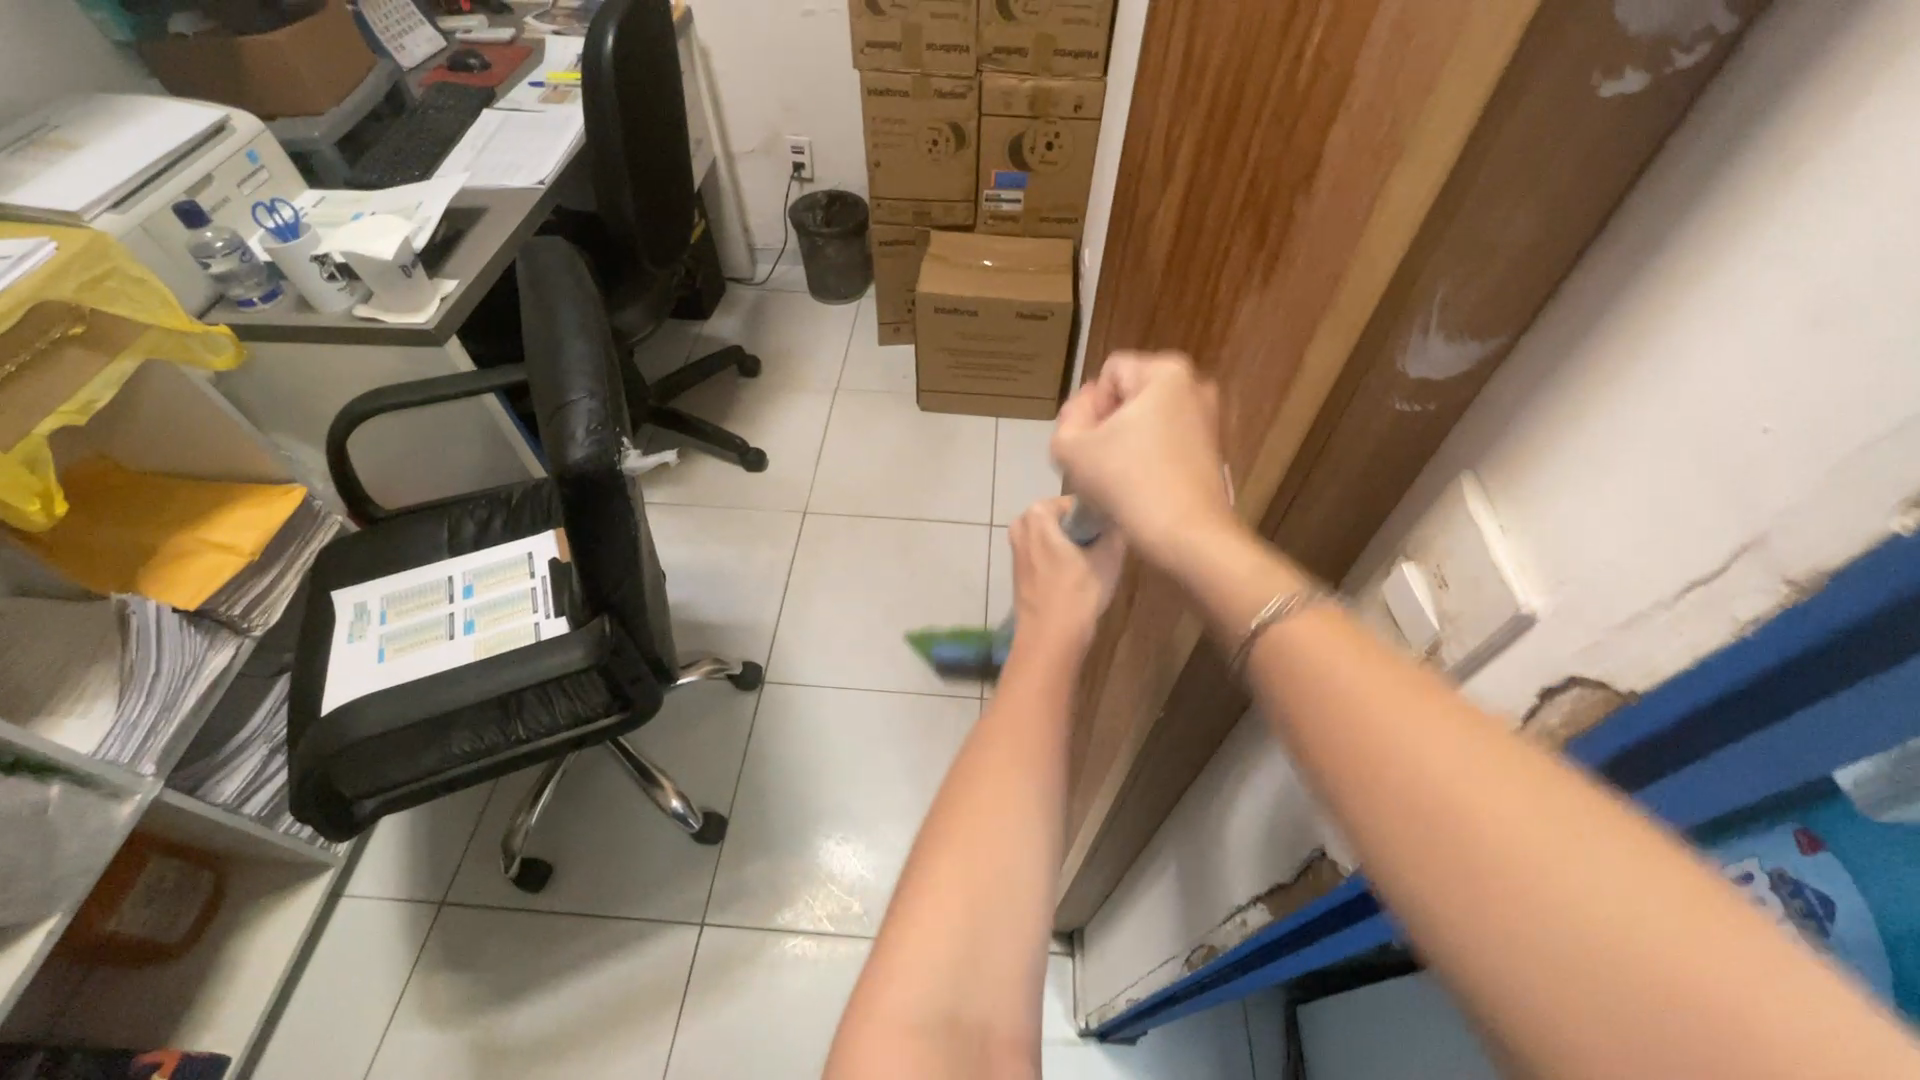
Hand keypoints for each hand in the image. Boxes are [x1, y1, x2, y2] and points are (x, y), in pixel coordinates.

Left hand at [1010, 496, 1124, 652]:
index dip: (1095, 515)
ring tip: (1092, 562)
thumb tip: (1119, 520)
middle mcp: (1020, 526)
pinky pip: (1043, 553)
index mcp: (1037, 515)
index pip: (1075, 502)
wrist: (1050, 638)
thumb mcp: (1109, 558)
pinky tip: (1075, 576)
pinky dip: (1058, 558)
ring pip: (1051, 537)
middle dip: (1080, 529)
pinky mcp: (1017, 570)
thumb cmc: (1079, 593)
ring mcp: (1015, 549)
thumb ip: (1115, 531)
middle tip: (1103, 546)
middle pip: (1060, 518)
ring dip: (1070, 544)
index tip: (1110, 532)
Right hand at [1050, 351, 1239, 570]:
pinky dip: (1148, 456)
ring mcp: (1208, 418)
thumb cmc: (1127, 485)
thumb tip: (1086, 412)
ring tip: (1114, 476)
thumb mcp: (1071, 448)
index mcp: (1165, 372)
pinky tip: (1137, 485)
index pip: (1109, 374)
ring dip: (1125, 441)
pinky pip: (1166, 440)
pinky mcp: (1212, 449)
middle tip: (1095, 461)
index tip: (1089, 444)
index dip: (1089, 407)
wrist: (1187, 536)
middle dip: (1107, 423)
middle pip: (1130, 394)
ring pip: (1147, 419)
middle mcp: (1194, 386)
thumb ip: (1068, 418)